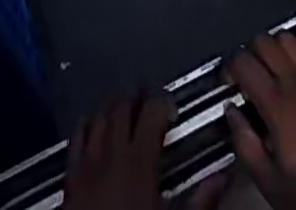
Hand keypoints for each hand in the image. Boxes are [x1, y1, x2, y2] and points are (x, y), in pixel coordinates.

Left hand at [64, 93, 227, 209]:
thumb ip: (201, 200)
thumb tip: (224, 176)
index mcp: (139, 161)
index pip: (151, 112)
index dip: (163, 101)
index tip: (173, 107)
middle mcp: (111, 152)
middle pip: (121, 106)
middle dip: (136, 96)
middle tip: (148, 97)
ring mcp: (87, 161)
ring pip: (98, 116)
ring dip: (112, 104)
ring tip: (124, 102)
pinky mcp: (70, 175)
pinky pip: (77, 137)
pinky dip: (87, 123)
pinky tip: (91, 122)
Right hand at [223, 34, 295, 209]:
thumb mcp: (270, 181)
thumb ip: (244, 143)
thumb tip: (231, 112)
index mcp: (277, 106)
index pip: (243, 62)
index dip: (230, 67)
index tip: (230, 83)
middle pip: (263, 42)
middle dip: (250, 54)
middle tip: (249, 76)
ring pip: (287, 39)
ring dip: (274, 48)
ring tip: (272, 69)